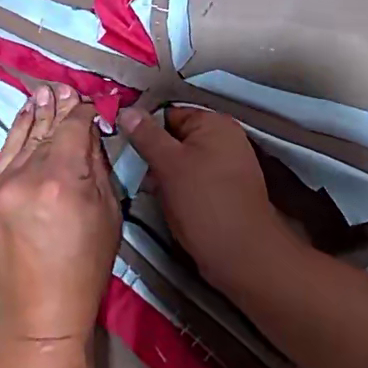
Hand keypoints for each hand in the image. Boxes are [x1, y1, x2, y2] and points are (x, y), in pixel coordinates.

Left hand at [0, 84, 120, 343]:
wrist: (39, 309)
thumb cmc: (84, 265)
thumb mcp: (108, 211)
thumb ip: (96, 164)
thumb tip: (89, 132)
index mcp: (62, 181)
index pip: (73, 128)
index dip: (83, 112)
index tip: (91, 105)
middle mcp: (26, 177)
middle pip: (46, 129)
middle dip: (59, 108)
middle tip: (66, 89)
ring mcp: (0, 185)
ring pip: (22, 137)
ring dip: (35, 113)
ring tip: (44, 92)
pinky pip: (4, 154)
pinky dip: (16, 134)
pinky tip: (25, 117)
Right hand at [117, 107, 303, 289]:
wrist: (242, 255)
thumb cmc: (204, 203)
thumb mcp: (169, 165)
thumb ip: (146, 135)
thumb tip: (127, 111)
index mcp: (214, 123)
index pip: (168, 114)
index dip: (144, 129)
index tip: (125, 147)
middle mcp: (225, 139)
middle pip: (175, 137)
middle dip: (154, 154)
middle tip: (133, 171)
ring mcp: (228, 166)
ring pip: (183, 161)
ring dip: (164, 174)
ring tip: (149, 189)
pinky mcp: (225, 190)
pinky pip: (194, 179)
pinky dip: (179, 188)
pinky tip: (167, 203)